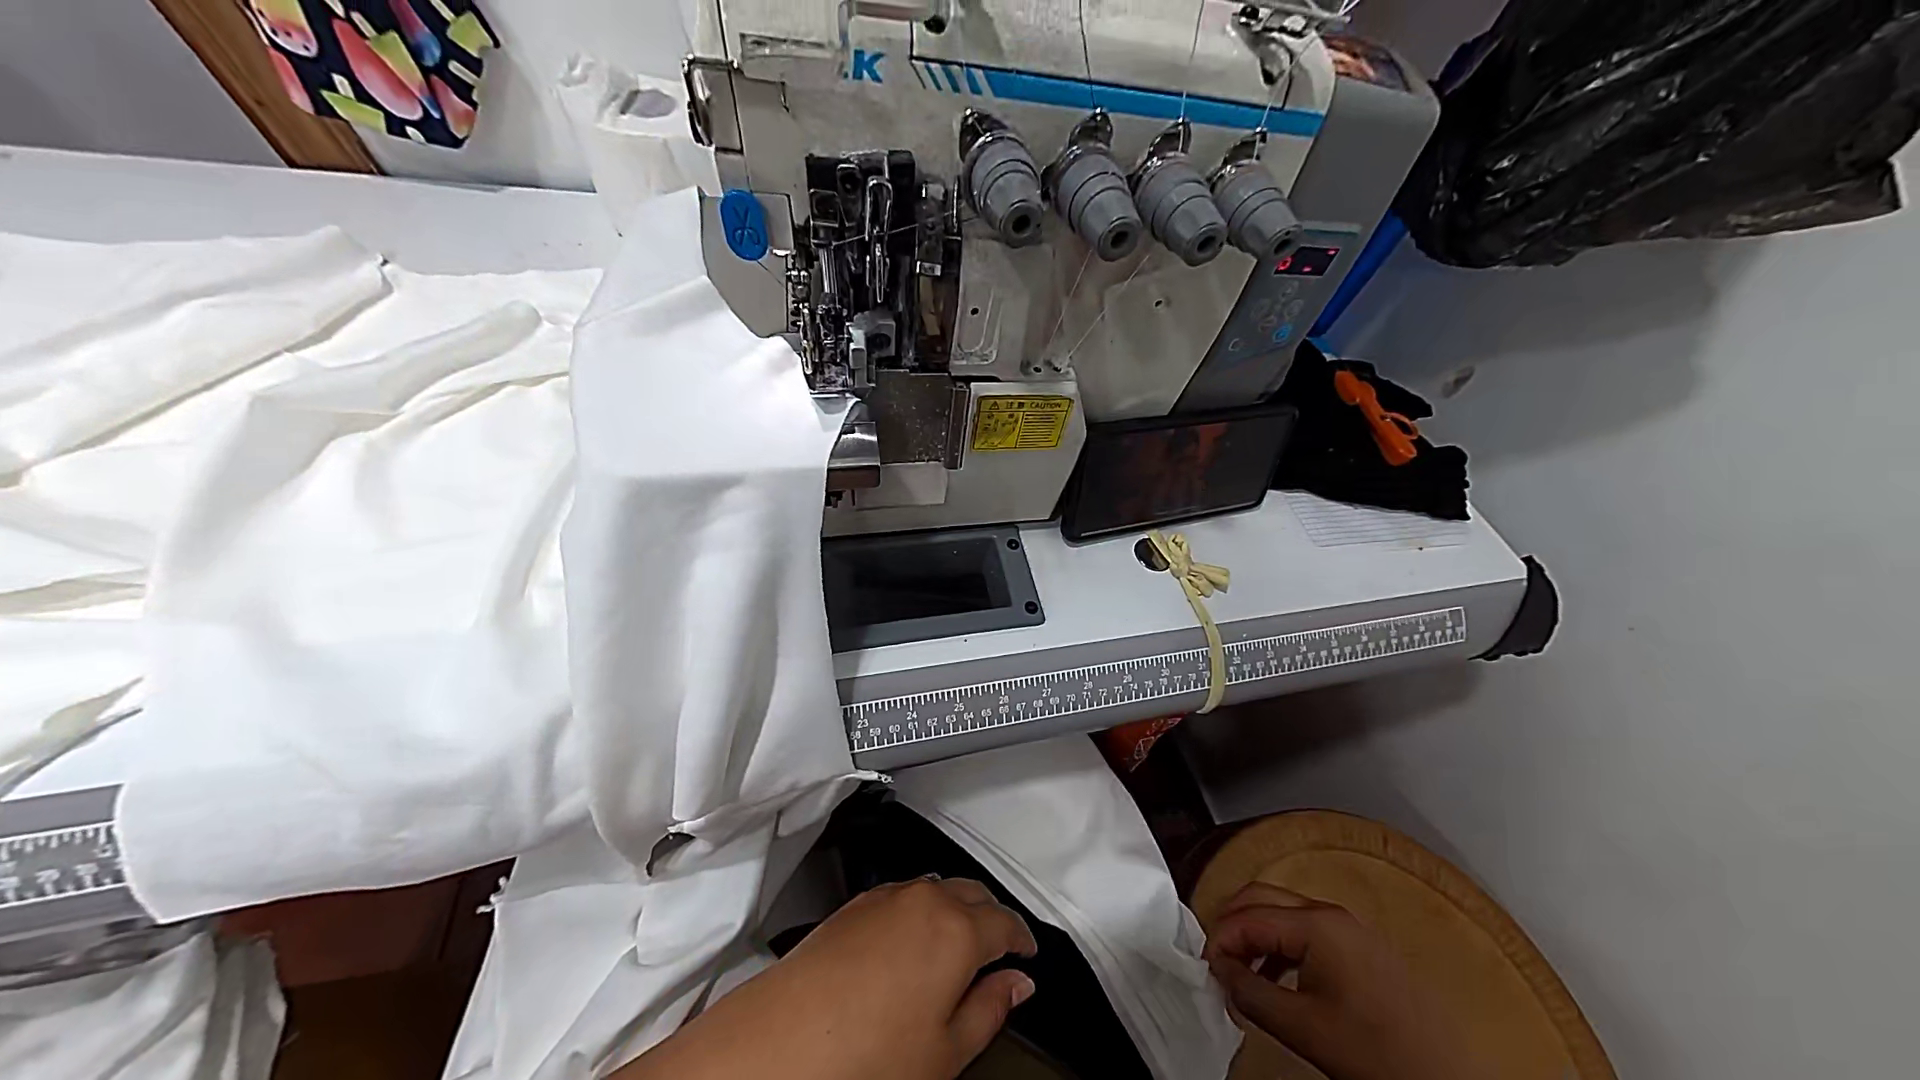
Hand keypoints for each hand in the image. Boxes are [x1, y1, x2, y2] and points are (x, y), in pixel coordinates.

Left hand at [616, 877, 1038, 1079]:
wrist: (780, 1045)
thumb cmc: (862, 1055)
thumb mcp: (947, 1050)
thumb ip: (990, 1008)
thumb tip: (1015, 986)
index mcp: (957, 929)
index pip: (1006, 922)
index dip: (1023, 939)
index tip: (1027, 954)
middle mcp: (923, 899)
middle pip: (974, 894)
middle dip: (993, 916)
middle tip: (1002, 947)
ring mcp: (887, 898)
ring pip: (938, 888)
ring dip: (957, 908)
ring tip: (959, 945)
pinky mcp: (856, 904)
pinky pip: (905, 894)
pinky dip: (922, 909)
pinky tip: (915, 941)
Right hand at [1204, 883, 1477, 1079]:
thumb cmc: (1383, 1055)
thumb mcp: (1301, 1026)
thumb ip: (1250, 992)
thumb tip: (1220, 973)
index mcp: (1318, 924)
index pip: (1247, 915)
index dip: (1219, 940)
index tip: (1207, 969)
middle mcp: (1332, 915)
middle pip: (1261, 899)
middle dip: (1232, 927)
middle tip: (1216, 962)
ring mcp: (1349, 929)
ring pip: (1282, 913)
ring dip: (1254, 936)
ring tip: (1240, 974)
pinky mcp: (1360, 949)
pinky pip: (1305, 931)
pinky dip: (1279, 946)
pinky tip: (1274, 979)